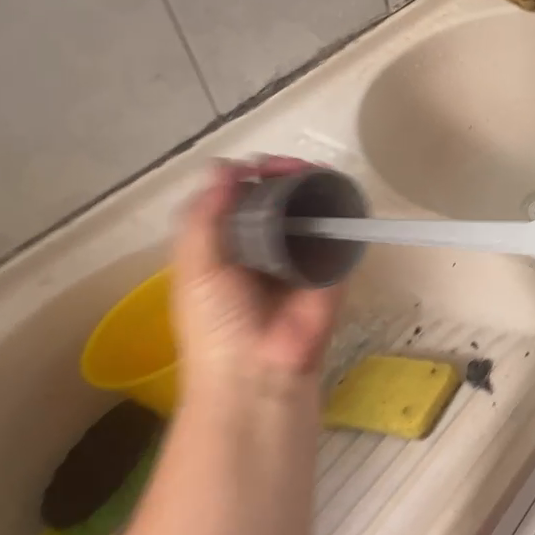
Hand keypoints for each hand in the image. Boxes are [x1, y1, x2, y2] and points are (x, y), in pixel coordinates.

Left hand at [171, 157, 343, 401]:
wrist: (260, 367)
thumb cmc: (216, 322)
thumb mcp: (194, 268)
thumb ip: (204, 217)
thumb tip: (226, 167)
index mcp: (224, 244)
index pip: (234, 197)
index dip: (242, 176)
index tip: (253, 168)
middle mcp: (263, 244)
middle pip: (274, 197)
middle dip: (280, 175)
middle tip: (289, 168)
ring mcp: (301, 254)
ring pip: (308, 208)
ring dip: (311, 185)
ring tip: (314, 173)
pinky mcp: (334, 265)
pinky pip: (338, 232)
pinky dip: (340, 209)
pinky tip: (338, 192)